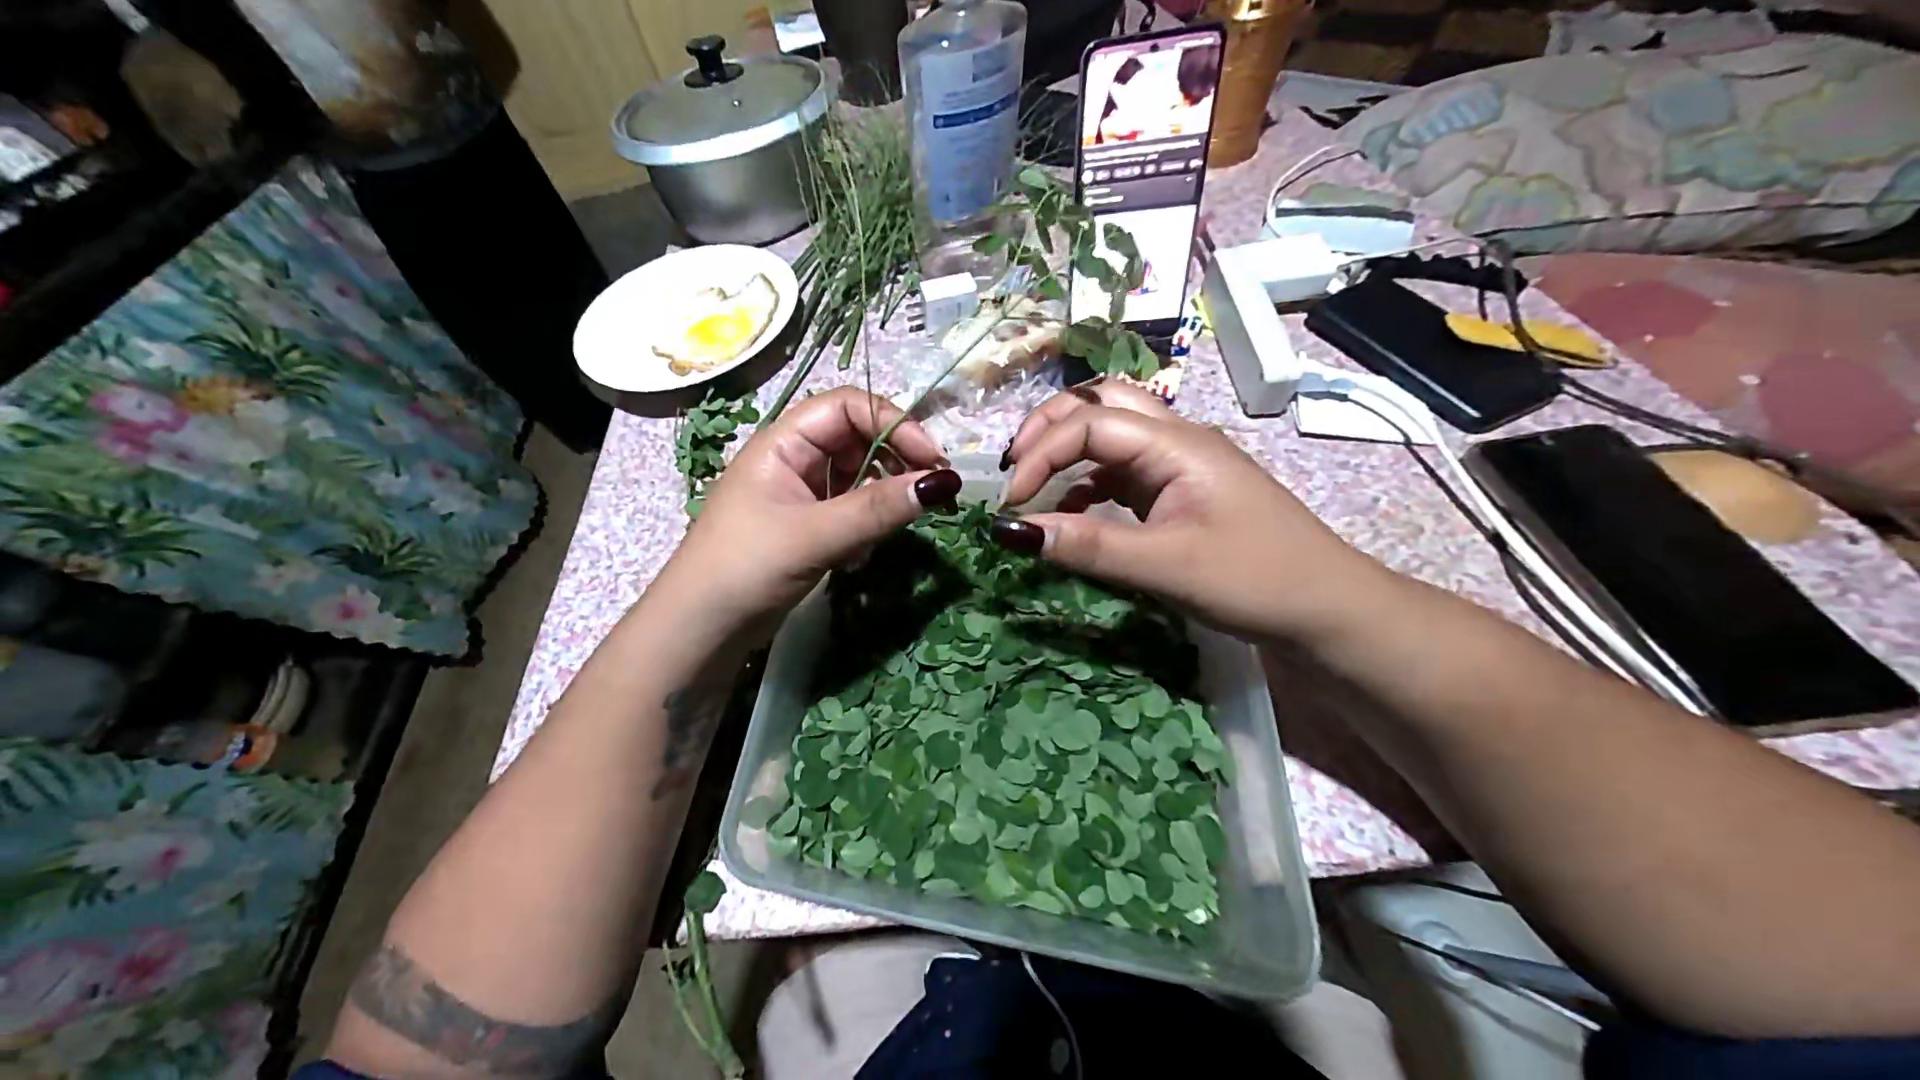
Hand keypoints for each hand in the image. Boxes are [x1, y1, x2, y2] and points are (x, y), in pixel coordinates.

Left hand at [656, 388, 960, 632]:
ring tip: (893, 529)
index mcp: (784, 442)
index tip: (932, 459)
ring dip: (884, 499)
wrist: (699, 630)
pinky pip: (853, 511)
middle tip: (932, 492)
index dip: (894, 423)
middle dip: (897, 461)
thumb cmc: (745, 567)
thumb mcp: (815, 534)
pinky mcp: (809, 527)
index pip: (849, 407)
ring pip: (860, 477)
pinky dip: (869, 526)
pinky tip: (862, 556)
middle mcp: (795, 460)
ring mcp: (802, 494)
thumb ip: (879, 509)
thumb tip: (944, 483)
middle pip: (860, 439)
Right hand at [994, 380, 1392, 642]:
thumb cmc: (1255, 580)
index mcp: (1176, 443)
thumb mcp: (1166, 566)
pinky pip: (1121, 471)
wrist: (1325, 608)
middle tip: (1013, 470)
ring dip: (1067, 452)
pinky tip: (1073, 512)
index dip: (1040, 454)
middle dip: (1048, 428)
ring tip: (1033, 488)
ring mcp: (1178, 464)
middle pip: (1099, 402)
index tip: (1011, 503)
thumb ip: (1088, 546)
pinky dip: (1087, 482)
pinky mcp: (1177, 491)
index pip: (1088, 421)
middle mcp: (1175, 440)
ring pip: (1110, 433)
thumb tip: (1010, 531)